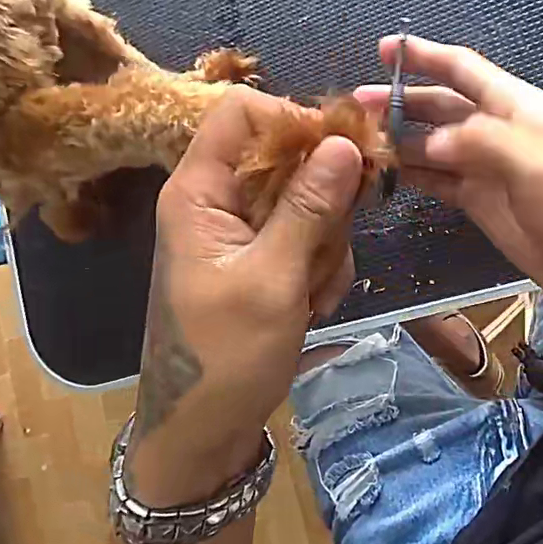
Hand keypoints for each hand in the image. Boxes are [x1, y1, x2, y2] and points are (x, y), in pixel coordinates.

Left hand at [125, 88, 363, 505]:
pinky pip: (305, 238)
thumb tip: (343, 141)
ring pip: (305, 200)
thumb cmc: (225, 357)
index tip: (341, 154)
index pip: (241, 112)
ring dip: (325, 243)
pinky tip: (313, 306)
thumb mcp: (272, 279)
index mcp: (199, 190)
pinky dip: (318, 268)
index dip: (293, 120)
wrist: (203, 432)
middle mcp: (217, 200)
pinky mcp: (260, 259)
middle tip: (329, 247)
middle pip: (284, 156)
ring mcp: (240, 232)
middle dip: (321, 201)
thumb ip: (308, 207)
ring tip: (313, 294)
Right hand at [354, 37, 542, 317]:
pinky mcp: (483, 203)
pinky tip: (387, 175)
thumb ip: (480, 141)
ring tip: (361, 142)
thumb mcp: (539, 162)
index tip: (385, 49)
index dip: (426, 56)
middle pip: (443, 108)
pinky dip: (414, 176)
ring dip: (401, 141)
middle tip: (356, 106)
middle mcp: (501, 133)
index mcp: (521, 108)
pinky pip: (441, 181)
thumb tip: (427, 141)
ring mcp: (490, 170)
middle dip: (402, 102)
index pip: (466, 70)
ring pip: (436, 146)